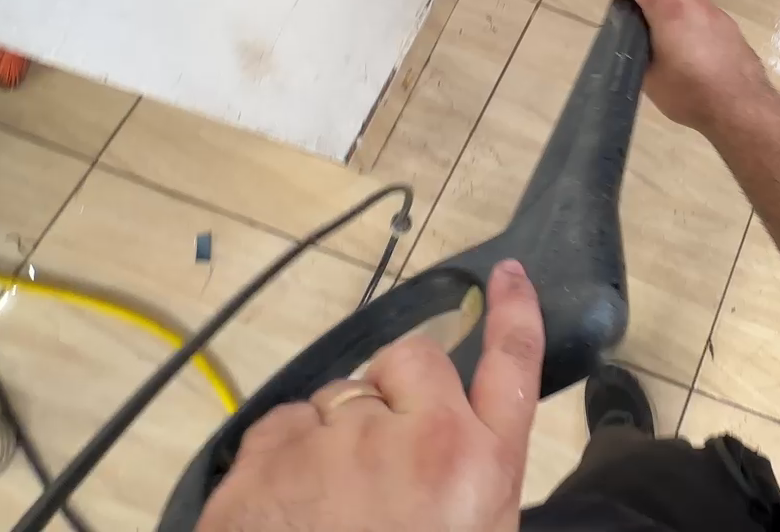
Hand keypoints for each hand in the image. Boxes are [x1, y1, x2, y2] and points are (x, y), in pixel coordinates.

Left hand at [198, 260, 544, 531]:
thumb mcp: (470, 528)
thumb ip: (467, 474)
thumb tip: (442, 426)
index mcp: (482, 466)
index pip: (514, 362)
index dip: (515, 310)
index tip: (508, 273)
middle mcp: (422, 439)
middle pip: (412, 360)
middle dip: (392, 387)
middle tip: (375, 453)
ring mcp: (340, 449)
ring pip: (334, 395)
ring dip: (330, 432)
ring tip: (318, 507)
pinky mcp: (264, 470)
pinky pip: (276, 424)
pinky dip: (276, 458)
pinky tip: (275, 513)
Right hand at [602, 0, 776, 133]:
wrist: (741, 105)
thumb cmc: (690, 92)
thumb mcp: (650, 77)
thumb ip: (639, 51)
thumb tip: (640, 44)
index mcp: (669, 9)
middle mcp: (692, 2)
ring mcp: (713, 11)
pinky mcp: (726, 24)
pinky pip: (697, 2)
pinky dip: (681, 0)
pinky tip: (679, 18)